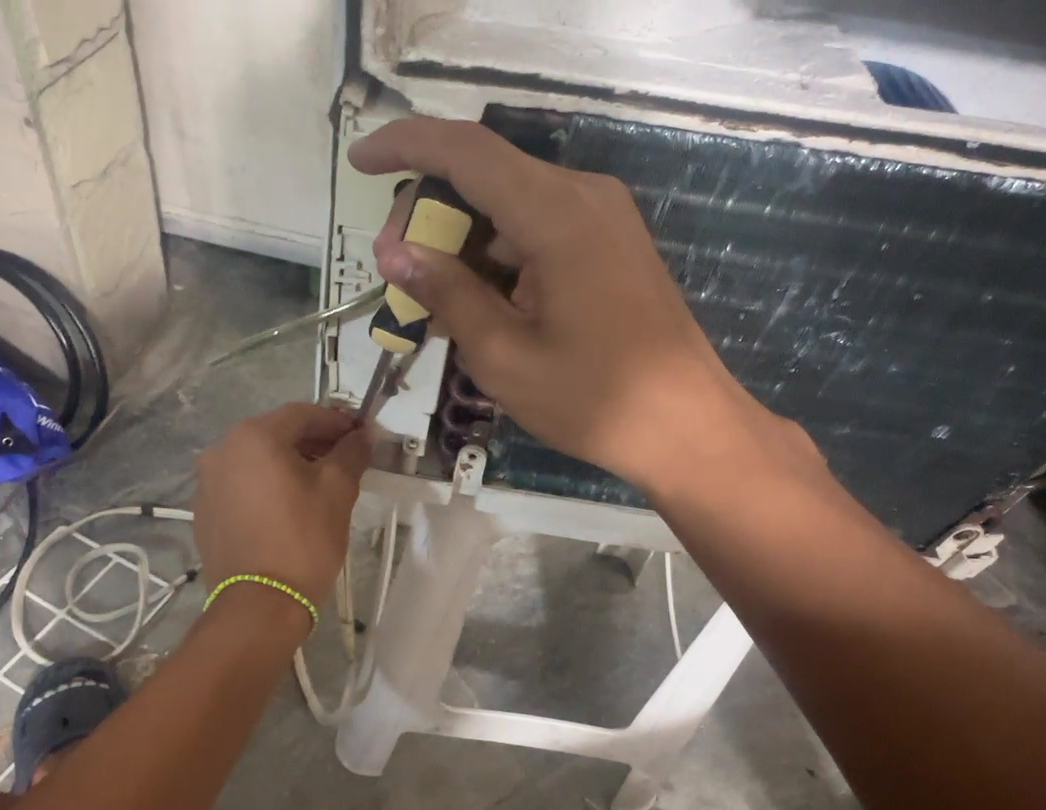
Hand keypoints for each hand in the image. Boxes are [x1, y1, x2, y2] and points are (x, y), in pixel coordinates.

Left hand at [194, 403, 368, 605]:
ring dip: (288, 464)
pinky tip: (287, 508)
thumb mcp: (337, 492)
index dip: (335, 421)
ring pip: (255, 461)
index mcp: (253, 437)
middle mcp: (221, 450)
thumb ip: (351, 454)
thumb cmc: (303, 540)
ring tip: (318, 485)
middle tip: (344, 459)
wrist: (259, 604)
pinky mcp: (205, 512)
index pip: (301, 414)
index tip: (360, 435)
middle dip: (312, 442)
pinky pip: (240, 486)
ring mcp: (207, 483)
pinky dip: (265, 486)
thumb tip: (362, 435)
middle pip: (275, 434)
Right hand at [351, 118, 821, 496]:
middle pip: (485, 176)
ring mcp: (601, 219)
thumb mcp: (503, 356)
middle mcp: (582, 196)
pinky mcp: (609, 246)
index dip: (405, 147)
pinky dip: (495, 257)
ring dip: (460, 242)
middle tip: (395, 270)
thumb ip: (447, 294)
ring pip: (508, 207)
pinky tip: (473, 303)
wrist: (686, 426)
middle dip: (429, 212)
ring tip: (426, 300)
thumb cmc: (593, 399)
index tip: (358, 161)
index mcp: (556, 214)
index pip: (465, 152)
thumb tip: (396, 252)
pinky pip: (536, 231)